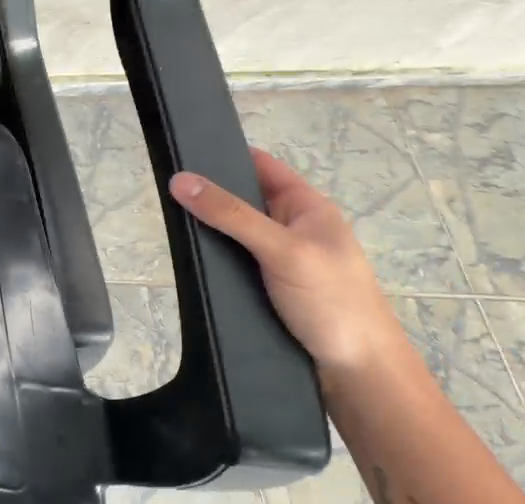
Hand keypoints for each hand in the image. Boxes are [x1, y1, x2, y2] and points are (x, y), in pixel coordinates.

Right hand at [169, 148, 405, 372]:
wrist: (360, 375)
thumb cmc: (334, 303)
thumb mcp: (283, 251)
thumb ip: (231, 215)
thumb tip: (179, 179)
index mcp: (307, 207)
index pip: (259, 164)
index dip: (223, 152)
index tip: (180, 149)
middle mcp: (292, 225)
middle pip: (240, 194)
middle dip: (207, 190)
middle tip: (164, 185)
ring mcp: (279, 254)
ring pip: (232, 227)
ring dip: (206, 224)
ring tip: (167, 216)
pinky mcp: (265, 281)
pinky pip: (231, 255)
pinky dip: (211, 251)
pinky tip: (188, 253)